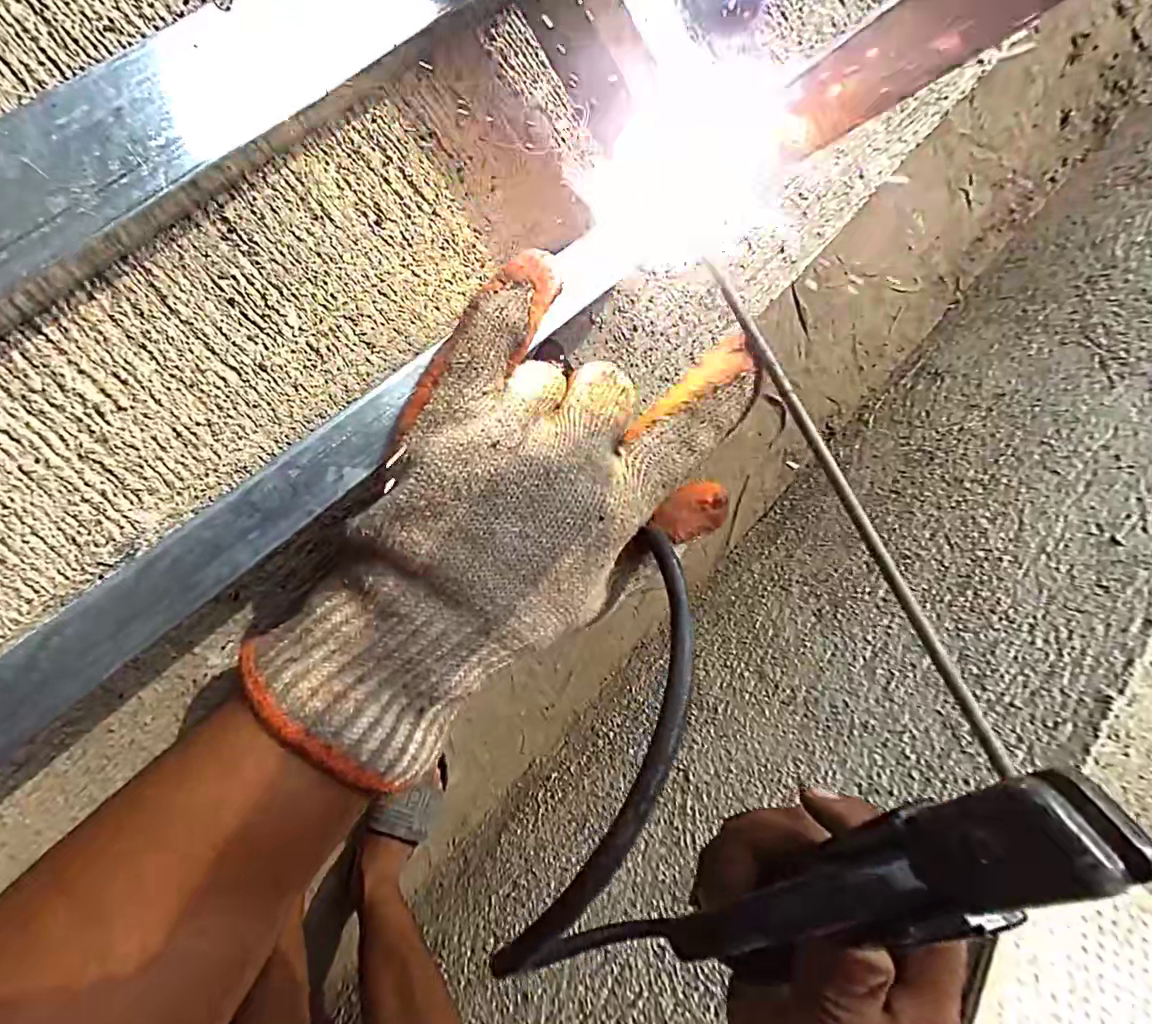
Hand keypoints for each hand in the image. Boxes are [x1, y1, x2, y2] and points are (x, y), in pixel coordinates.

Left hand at [240, 251, 761, 791]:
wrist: (417, 622)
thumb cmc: (503, 619)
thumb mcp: (592, 594)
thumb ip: (653, 540)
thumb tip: (714, 497)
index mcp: (610, 506)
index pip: (682, 436)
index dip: (712, 397)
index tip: (734, 364)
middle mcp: (570, 458)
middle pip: (611, 386)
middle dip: (598, 403)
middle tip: (568, 433)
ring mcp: (512, 431)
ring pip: (552, 371)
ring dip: (541, 392)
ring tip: (513, 432)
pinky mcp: (454, 417)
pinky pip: (487, 338)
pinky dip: (510, 302)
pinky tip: (533, 274)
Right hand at [694, 791, 969, 1023]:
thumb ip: (841, 1003)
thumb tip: (857, 933)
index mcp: (909, 975)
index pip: (909, 876)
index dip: (863, 829)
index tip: (810, 806)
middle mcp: (870, 938)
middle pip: (832, 845)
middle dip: (773, 842)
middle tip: (735, 877)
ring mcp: (822, 928)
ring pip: (789, 846)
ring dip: (740, 857)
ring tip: (722, 897)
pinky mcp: (784, 926)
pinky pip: (756, 868)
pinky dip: (726, 873)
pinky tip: (719, 906)